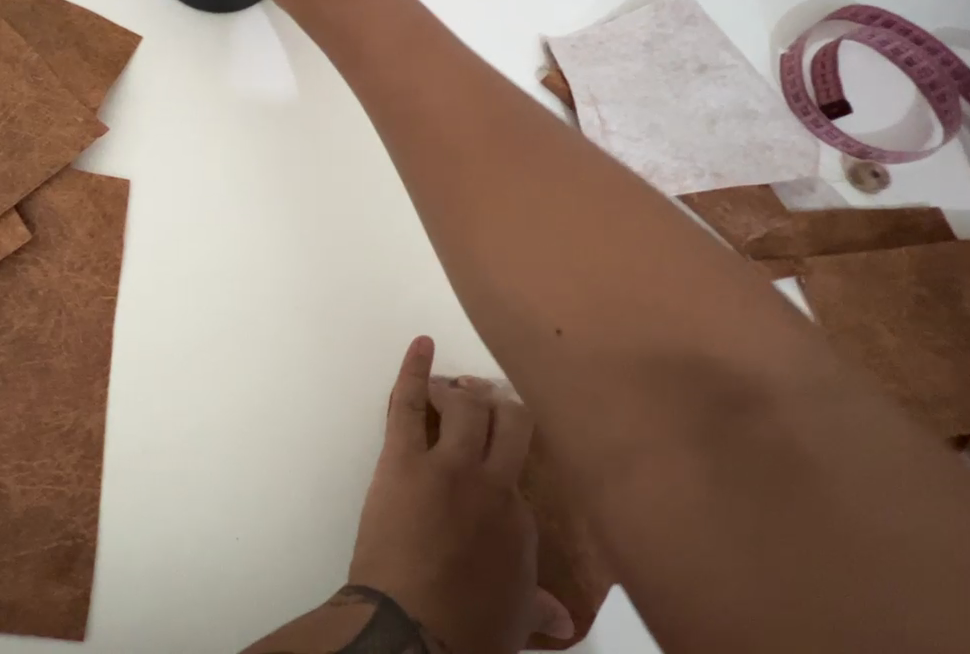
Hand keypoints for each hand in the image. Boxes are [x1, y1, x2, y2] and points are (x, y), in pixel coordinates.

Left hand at [349, 336, 574, 652]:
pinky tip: (419, 345)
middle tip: (486, 403)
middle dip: (498, 406)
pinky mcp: (404, 459)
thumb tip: (566, 618)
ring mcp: (447, 465)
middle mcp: (491, 482)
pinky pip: (408, 403)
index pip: (520, 467)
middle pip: (506, 422)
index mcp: (519, 518)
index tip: (502, 446)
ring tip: (453, 387)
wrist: (411, 632)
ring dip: (459, 391)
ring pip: (464, 406)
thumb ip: (541, 609)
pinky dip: (413, 370)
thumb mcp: (514, 622)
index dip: (509, 453)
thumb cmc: (465, 629)